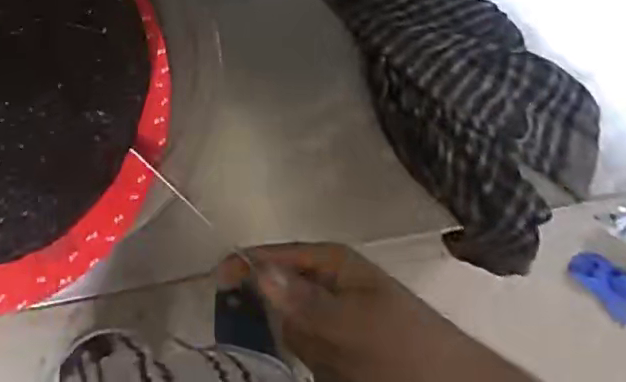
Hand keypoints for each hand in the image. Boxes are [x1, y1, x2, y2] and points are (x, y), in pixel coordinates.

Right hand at [216, 243, 531, 381]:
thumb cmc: (407, 351)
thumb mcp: (353, 326)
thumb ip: (302, 303)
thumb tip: (255, 272)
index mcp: (331, 262)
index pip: (274, 255)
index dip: (245, 266)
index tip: (218, 283)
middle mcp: (328, 284)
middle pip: (278, 295)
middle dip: (277, 320)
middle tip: (290, 342)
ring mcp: (335, 320)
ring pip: (293, 331)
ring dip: (301, 349)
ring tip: (336, 365)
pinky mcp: (342, 353)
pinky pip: (311, 354)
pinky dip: (315, 365)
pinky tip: (338, 371)